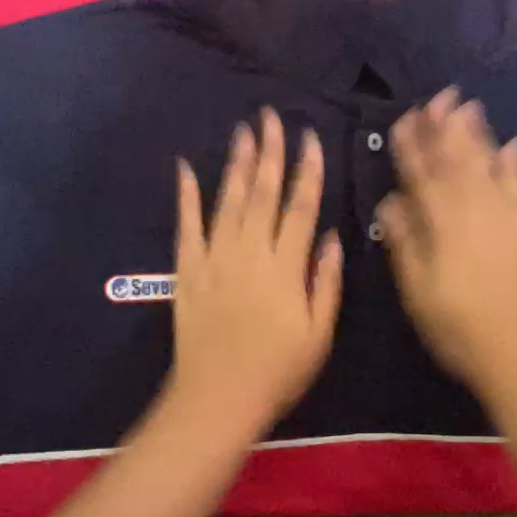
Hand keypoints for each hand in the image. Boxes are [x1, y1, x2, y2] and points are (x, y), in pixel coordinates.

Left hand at [168, 108, 342, 437]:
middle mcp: (250, 253)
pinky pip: (187, 226)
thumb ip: (326, 282)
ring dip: (238, 164)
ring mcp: (215, 259)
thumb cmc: (277, 372)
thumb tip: (330, 236)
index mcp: (286, 268)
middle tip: (271, 117)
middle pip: (264, 193)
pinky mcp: (187, 270)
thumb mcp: (318, 334)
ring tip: (244, 131)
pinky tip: (187, 167)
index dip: (308, 170)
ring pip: (229, 201)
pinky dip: (187, 196)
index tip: (311, 138)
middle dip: (270, 152)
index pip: (301, 208)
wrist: (217, 399)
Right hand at [377, 88, 516, 400]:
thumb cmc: (457, 328)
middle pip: (456, 160)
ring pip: (488, 165)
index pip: (421, 175)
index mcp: (442, 224)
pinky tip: (514, 143)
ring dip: (477, 134)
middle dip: (444, 128)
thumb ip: (405, 241)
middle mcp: (475, 210)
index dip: (411, 146)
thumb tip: (390, 200)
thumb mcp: (417, 290)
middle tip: (438, 97)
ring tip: (468, 106)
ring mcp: (507, 217)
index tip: (402, 119)